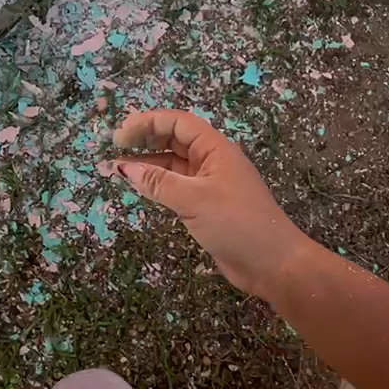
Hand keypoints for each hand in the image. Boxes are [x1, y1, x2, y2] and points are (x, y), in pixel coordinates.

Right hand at [103, 109, 315, 299]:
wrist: (274, 265)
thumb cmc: (238, 223)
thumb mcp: (194, 200)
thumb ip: (158, 183)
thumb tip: (125, 168)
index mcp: (214, 148)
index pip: (176, 122)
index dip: (147, 123)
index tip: (120, 135)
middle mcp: (211, 160)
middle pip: (173, 139)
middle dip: (144, 139)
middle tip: (114, 147)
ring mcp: (209, 182)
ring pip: (172, 163)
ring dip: (147, 163)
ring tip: (118, 168)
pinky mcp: (206, 204)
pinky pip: (175, 185)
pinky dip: (156, 183)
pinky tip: (138, 187)